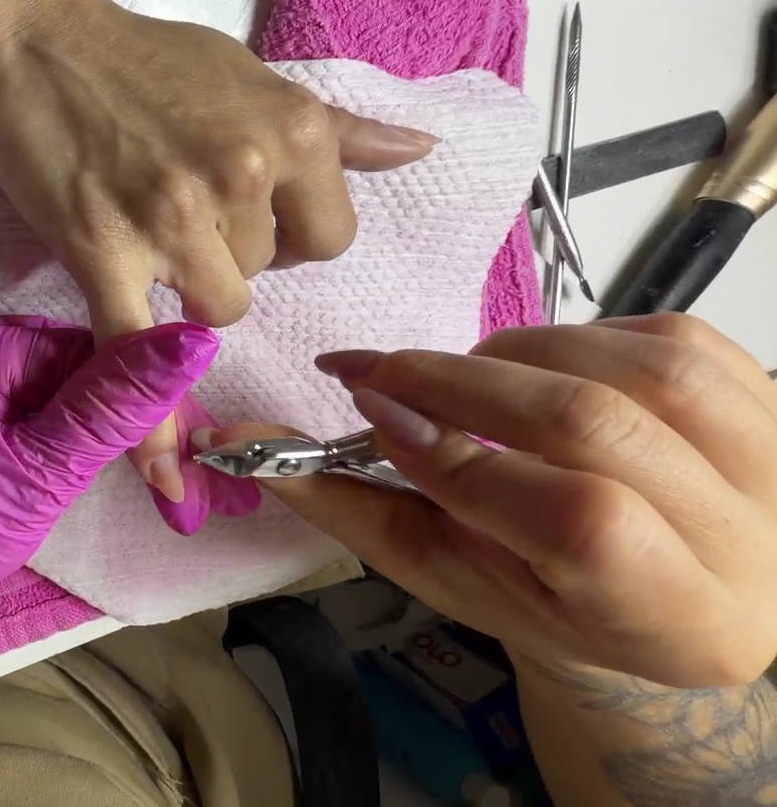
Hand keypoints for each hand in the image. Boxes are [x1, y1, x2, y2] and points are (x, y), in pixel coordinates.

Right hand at [0, 0, 435, 499]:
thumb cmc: (132, 52)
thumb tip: (422, 147)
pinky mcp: (100, 252)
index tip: (232, 215)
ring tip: (137, 246)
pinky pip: (135, 348)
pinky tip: (163, 474)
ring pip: (214, 312)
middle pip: (264, 278)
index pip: (326, 238)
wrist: (30, 40)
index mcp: (290, 131)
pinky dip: (149, 413)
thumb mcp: (245, 71)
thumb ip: (332, 123)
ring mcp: (169, 221)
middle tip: (167, 213)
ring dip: (184, 292)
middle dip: (225, 257)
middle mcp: (241, 177)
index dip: (282, 237)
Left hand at [0, 316, 217, 636]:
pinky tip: (119, 471)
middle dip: (142, 425)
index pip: (101, 350)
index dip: (155, 404)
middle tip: (190, 490)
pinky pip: (47, 409)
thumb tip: (194, 340)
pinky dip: (82, 443)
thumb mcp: (40, 471)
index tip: (199, 460)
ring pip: (75, 392)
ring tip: (173, 488)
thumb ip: (113, 409)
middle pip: (90, 369)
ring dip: (119, 437)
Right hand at [219, 314, 776, 688]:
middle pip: (599, 424)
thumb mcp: (428, 565)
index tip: (367, 409)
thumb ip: (337, 502)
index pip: (578, 520)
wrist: (655, 591)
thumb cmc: (529, 592)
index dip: (459, 453)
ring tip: (467, 381)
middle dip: (458, 382)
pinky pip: (668, 334)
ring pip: (640, 367)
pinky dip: (574, 337)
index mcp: (668, 617)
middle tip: (381, 374)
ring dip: (516, 355)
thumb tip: (230, 443)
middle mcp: (763, 552)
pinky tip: (540, 370)